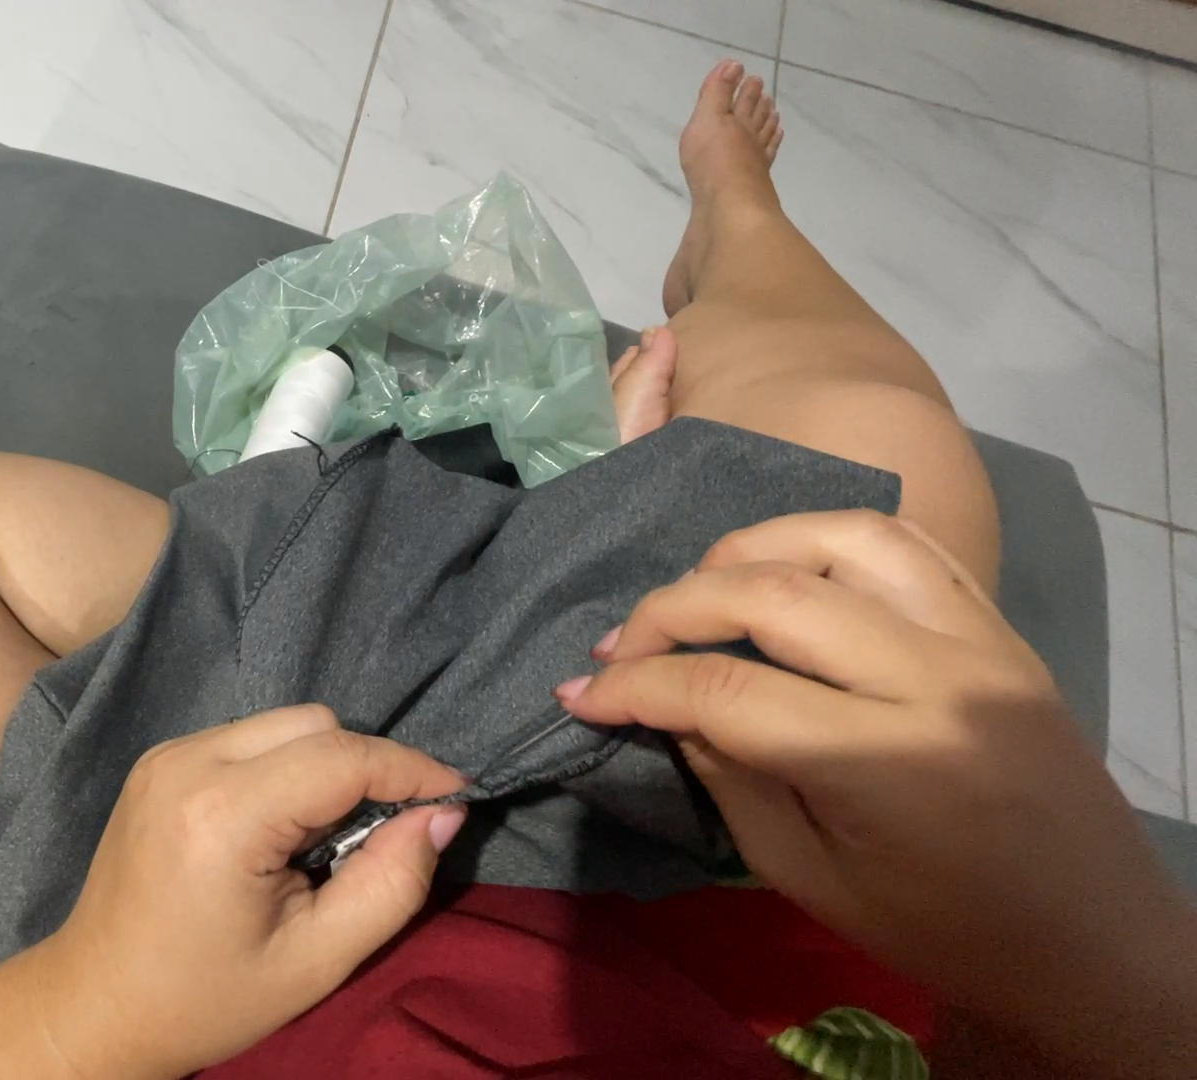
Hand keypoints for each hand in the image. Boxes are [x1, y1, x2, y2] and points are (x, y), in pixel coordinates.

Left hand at [31, 705, 467, 1078]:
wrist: (96, 1000)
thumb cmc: (207, 995)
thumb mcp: (315, 962)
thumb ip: (390, 884)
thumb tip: (441, 813)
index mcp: (223, 813)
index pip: (339, 757)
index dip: (408, 767)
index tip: (456, 792)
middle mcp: (189, 761)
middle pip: (312, 723)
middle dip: (362, 767)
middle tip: (377, 833)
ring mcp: (168, 752)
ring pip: (282, 722)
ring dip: (321, 764)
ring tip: (318, 838)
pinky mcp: (160, 756)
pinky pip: (248, 736)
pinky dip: (282, 765)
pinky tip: (275, 825)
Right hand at [558, 511, 1196, 1064]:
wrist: (1100, 944)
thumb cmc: (937, 925)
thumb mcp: (797, 870)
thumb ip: (721, 771)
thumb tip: (658, 702)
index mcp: (888, 763)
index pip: (722, 689)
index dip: (632, 686)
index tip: (578, 694)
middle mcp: (936, 681)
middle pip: (767, 596)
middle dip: (666, 612)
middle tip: (619, 647)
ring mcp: (977, 641)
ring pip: (836, 539)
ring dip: (740, 554)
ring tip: (698, 595)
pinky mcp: (995, 627)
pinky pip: (901, 543)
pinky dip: (817, 539)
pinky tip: (777, 572)